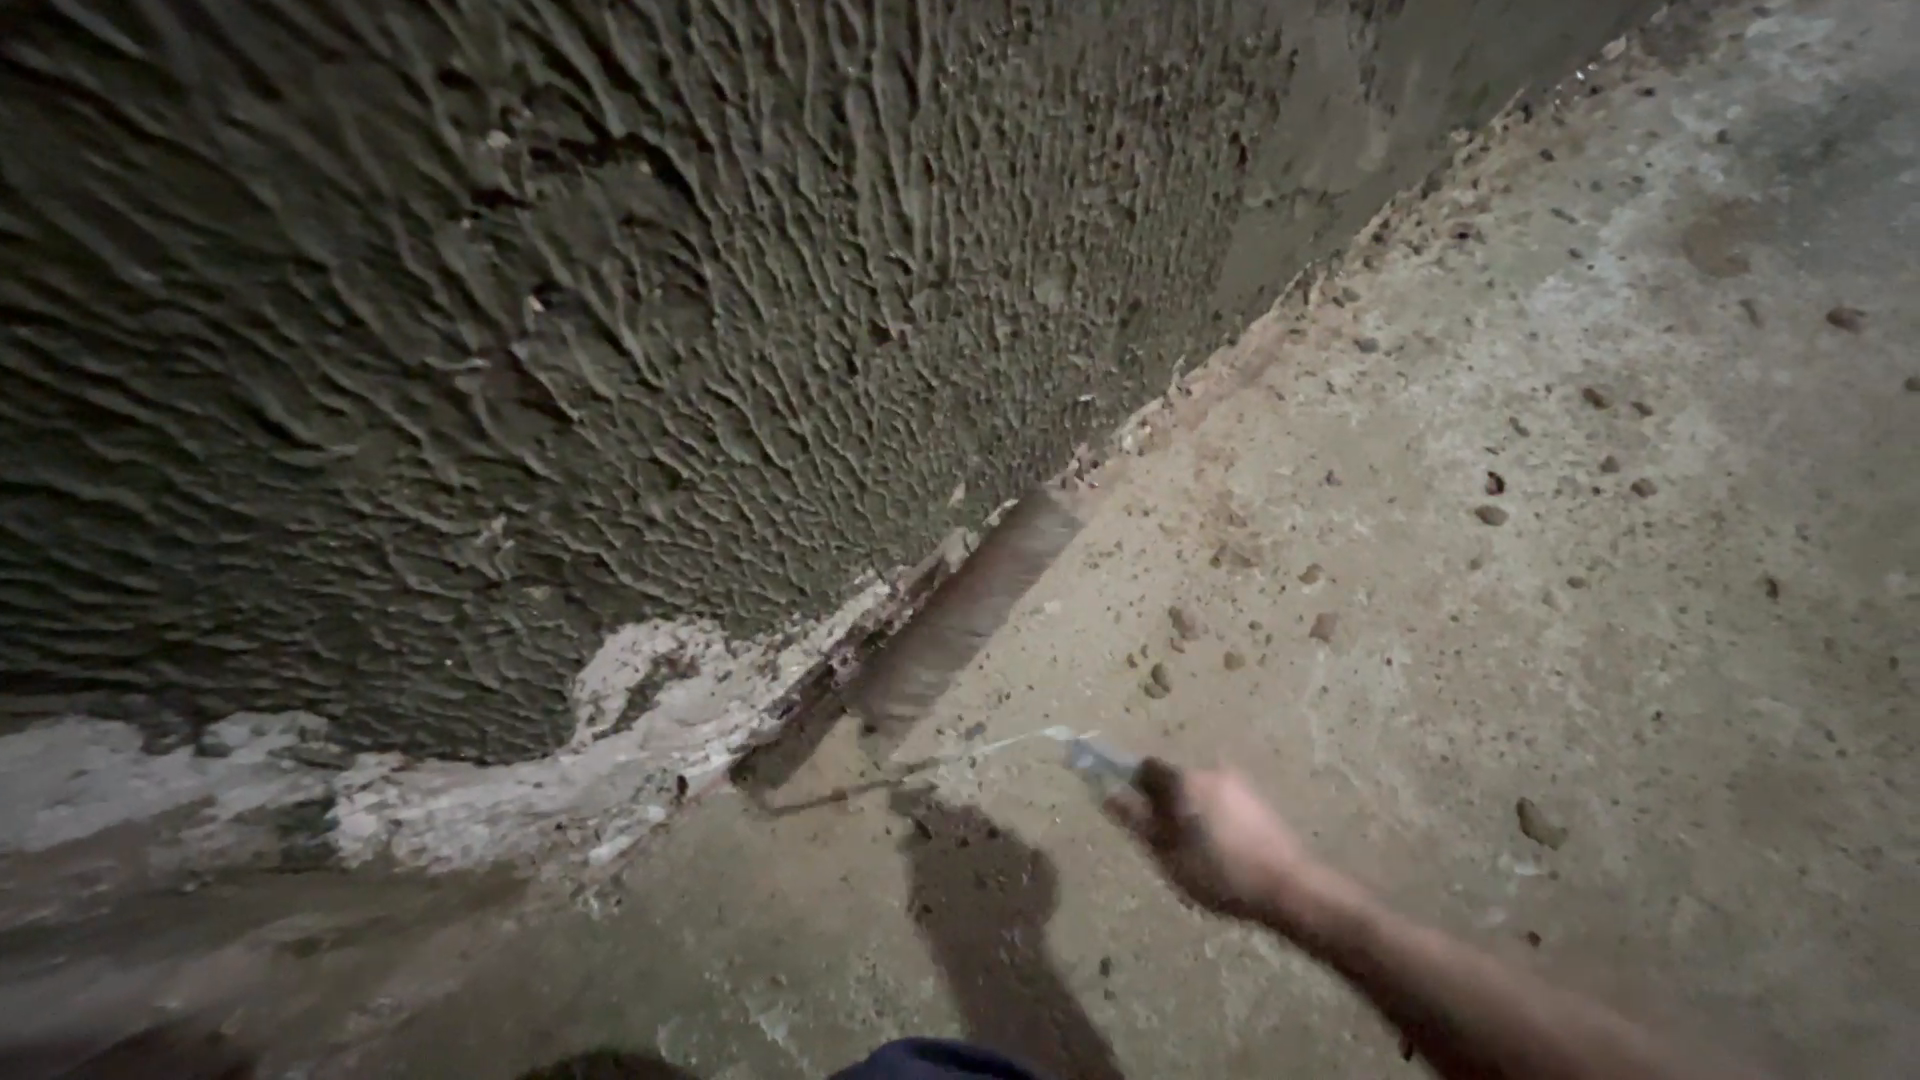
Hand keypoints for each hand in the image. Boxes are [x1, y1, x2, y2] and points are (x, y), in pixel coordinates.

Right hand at [1105, 757, 1313, 918]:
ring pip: (1199, 792)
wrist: (1290, 887)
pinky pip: (1222, 802)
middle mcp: (1210, 770)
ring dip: (1191, 813)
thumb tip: (1105, 792)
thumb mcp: (1166, 853)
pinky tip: (1224, 852)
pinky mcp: (1259, 801)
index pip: (1145, 767)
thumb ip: (1134, 820)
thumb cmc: (1219, 872)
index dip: (1135, 789)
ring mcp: (1239, 784)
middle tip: (1166, 843)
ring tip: (1198, 853)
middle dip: (1165, 804)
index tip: (1137, 817)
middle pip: (1173, 780)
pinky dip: (1215, 818)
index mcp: (1183, 779)